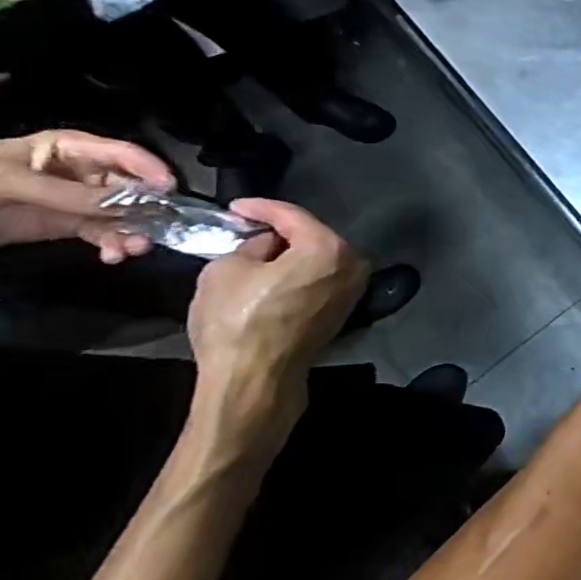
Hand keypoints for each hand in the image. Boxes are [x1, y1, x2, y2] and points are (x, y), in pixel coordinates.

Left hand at [0, 129, 174, 259]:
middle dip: (145, 209)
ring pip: (122, 213)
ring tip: (133, 249)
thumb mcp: (4, 182)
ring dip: (133, 231)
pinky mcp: (67, 224)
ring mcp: (76, 200)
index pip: (123, 154)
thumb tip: (127, 202)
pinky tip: (112, 254)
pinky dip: (112, 244)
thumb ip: (64, 192)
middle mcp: (83, 172)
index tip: (168, 190)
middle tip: (157, 228)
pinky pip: (102, 232)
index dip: (149, 169)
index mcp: (70, 149)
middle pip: (131, 187)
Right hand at [188, 199, 368, 429]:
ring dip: (292, 251)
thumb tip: (267, 243)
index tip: (237, 206)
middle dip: (281, 229)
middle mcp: (353, 261)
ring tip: (257, 248)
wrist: (257, 373)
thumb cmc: (238, 320)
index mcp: (329, 247)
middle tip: (247, 226)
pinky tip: (275, 271)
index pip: (294, 216)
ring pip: (319, 256)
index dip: (263, 208)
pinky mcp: (345, 304)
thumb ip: (251, 246)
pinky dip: (300, 270)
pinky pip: (321, 275)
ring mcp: (354, 284)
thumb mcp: (227, 270)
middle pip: (313, 235)